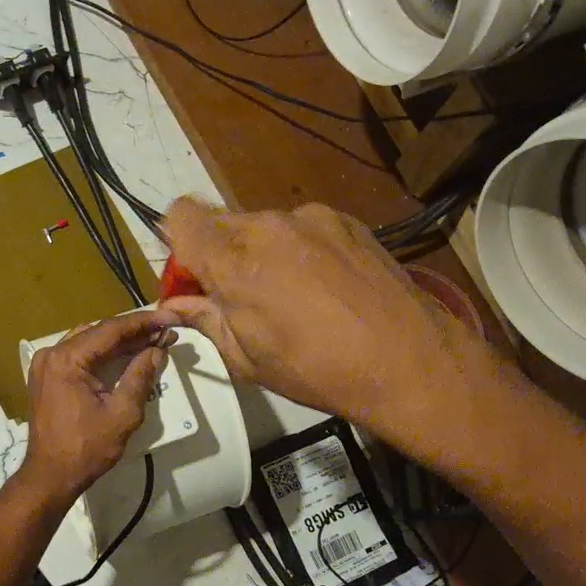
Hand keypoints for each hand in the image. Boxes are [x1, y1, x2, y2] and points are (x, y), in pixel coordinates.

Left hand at [19, 309, 178, 501]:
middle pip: (99, 333)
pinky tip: (127, 356)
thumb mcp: (123, 413)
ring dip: (121, 342)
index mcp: (67, 359)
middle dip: (134, 332)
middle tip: (166, 333)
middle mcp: (52, 354)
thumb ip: (141, 376)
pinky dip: (104, 355)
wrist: (50, 476)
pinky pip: (80, 355)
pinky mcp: (47, 377)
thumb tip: (157, 350)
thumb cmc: (86, 448)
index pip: (111, 330)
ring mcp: (46, 365)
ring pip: (90, 342)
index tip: (170, 319)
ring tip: (152, 342)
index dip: (143, 323)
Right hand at [159, 198, 501, 433]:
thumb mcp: (247, 359)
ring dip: (262, 252)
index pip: (180, 216)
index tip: (193, 278)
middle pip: (221, 223)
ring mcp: (311, 218)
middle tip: (239, 297)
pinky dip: (300, 250)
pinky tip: (326, 287)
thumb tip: (176, 305)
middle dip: (219, 254)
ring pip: (264, 226)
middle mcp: (267, 226)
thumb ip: (206, 320)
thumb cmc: (317, 369)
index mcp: (234, 261)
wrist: (408, 359)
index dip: (177, 243)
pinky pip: (303, 228)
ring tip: (293, 297)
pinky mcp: (346, 220)